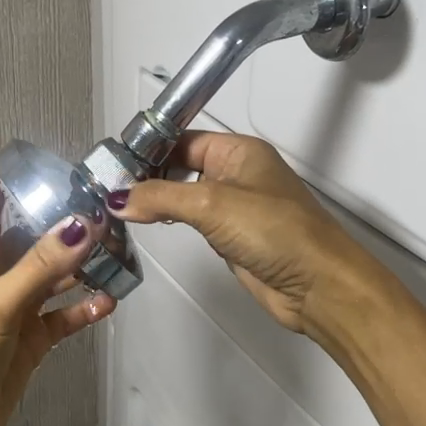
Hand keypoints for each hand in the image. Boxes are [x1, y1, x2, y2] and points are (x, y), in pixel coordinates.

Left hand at [0, 168, 115, 425]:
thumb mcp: (0, 305)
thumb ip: (41, 266)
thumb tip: (83, 224)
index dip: (1, 181)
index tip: (29, 156)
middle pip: (30, 240)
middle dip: (59, 221)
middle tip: (98, 204)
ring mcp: (17, 312)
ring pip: (53, 278)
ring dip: (80, 265)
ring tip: (115, 250)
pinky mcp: (32, 342)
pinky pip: (63, 317)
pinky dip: (83, 308)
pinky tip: (107, 302)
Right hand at [109, 132, 377, 336]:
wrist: (317, 285)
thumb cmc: (280, 233)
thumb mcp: (212, 204)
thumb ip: (161, 197)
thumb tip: (119, 198)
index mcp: (240, 152)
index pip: (183, 140)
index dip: (150, 148)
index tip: (115, 162)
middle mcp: (237, 176)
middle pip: (181, 167)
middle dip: (147, 175)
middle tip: (109, 187)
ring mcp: (235, 209)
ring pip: (184, 196)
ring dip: (157, 201)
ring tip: (119, 206)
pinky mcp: (232, 239)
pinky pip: (193, 223)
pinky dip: (171, 222)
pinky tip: (148, 225)